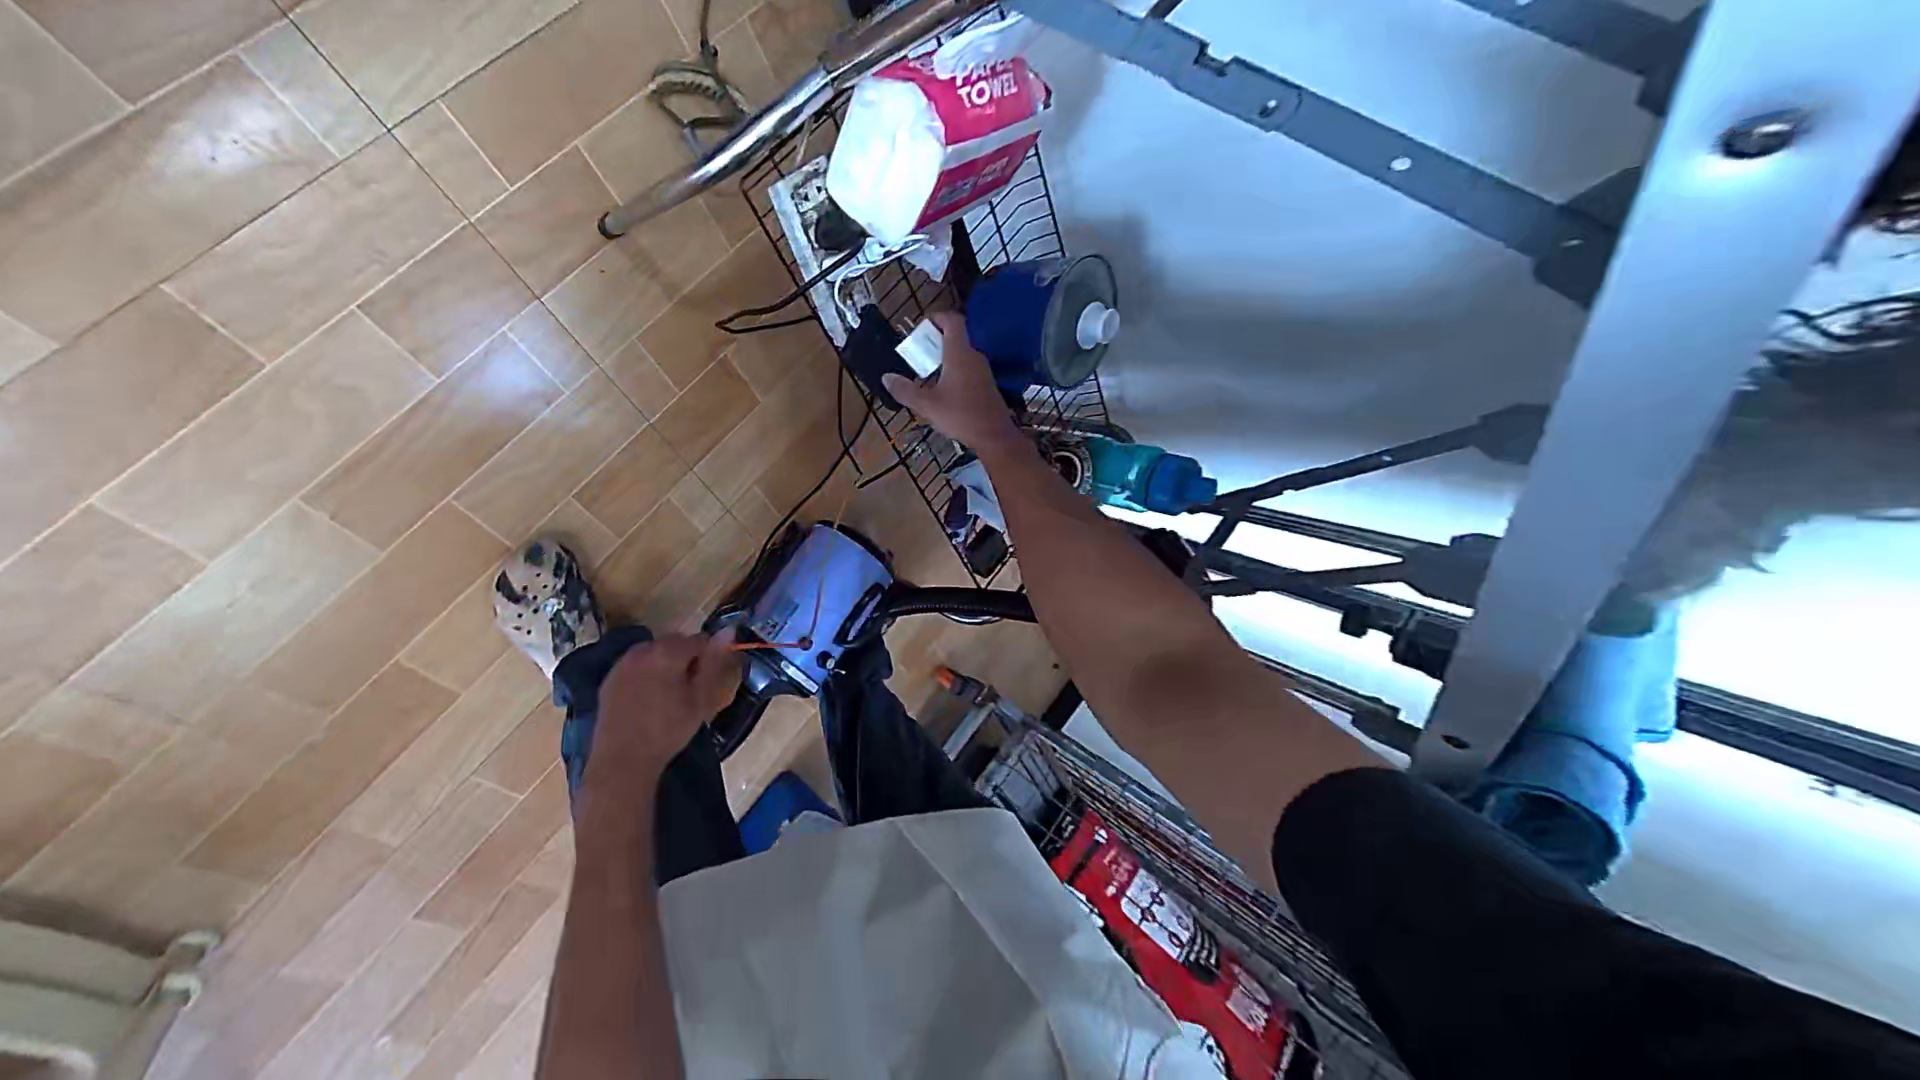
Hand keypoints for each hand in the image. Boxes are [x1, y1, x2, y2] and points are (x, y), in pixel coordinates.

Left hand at [580, 631, 740, 812]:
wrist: (623, 760)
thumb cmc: (669, 729)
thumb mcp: (702, 698)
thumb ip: (715, 662)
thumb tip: (729, 630)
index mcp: (668, 651)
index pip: (700, 640)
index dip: (709, 658)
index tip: (708, 681)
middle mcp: (642, 650)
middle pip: (675, 642)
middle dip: (686, 658)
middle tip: (690, 688)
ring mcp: (622, 664)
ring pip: (654, 652)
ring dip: (665, 664)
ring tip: (668, 694)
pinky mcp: (609, 679)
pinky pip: (635, 666)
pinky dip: (645, 674)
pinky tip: (647, 700)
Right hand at [882, 311, 1024, 455]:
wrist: (994, 436)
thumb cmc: (961, 416)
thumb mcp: (927, 405)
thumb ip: (905, 390)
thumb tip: (887, 378)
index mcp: (959, 354)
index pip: (952, 320)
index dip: (937, 317)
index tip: (922, 327)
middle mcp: (973, 356)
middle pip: (955, 337)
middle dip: (935, 342)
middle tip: (919, 355)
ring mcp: (983, 370)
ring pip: (962, 355)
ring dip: (944, 359)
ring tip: (927, 375)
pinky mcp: (987, 384)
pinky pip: (968, 368)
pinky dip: (954, 371)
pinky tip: (944, 391)